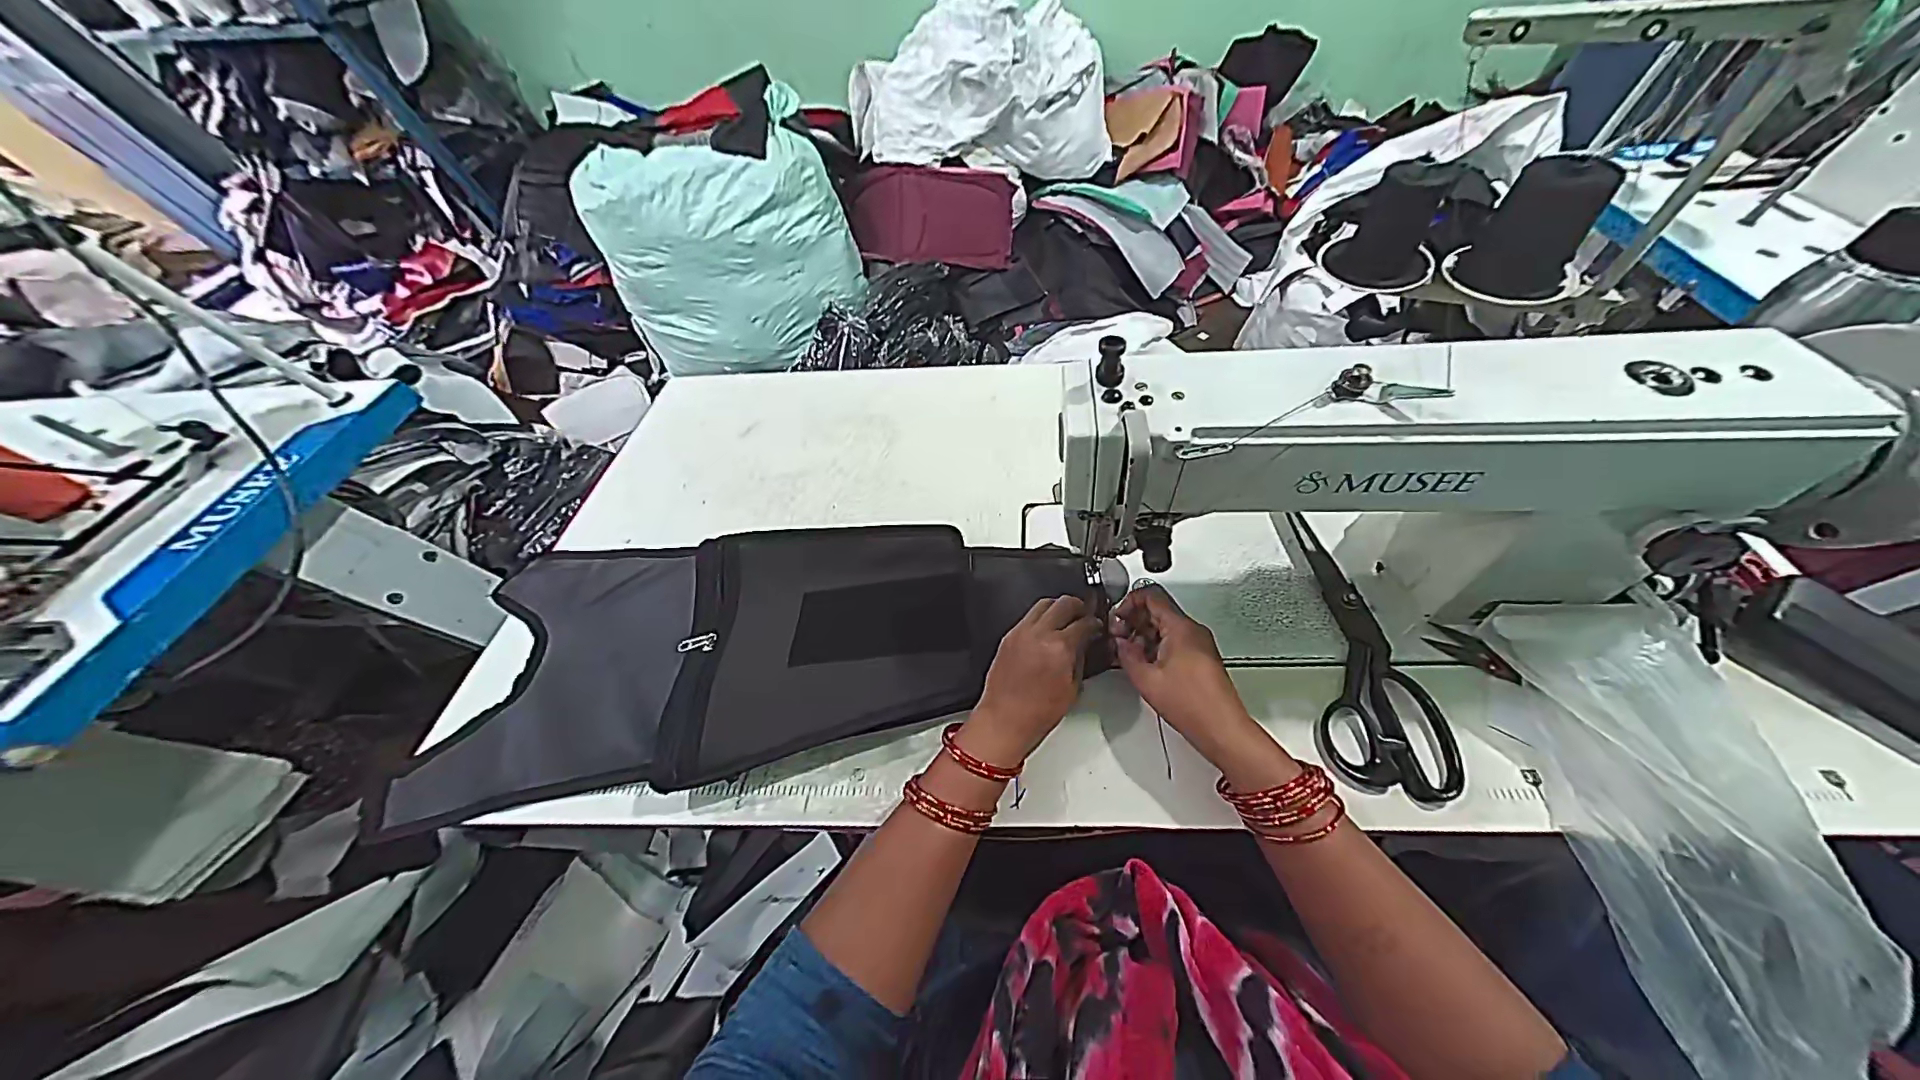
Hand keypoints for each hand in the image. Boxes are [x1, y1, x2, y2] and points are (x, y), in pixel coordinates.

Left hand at [965, 596, 1101, 764]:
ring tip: (1065, 618)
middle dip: (1079, 607)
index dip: (1095, 623)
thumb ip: (1080, 659)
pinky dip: (1040, 618)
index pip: (1084, 622)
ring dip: (1058, 608)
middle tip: (1084, 615)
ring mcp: (1021, 633)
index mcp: (1059, 647)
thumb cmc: (1036, 712)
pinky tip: (1045, 629)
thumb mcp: (1072, 688)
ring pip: (1043, 604)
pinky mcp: (1008, 637)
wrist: (1005, 719)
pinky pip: (1027, 617)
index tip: (1096, 626)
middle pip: (1064, 603)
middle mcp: (1039, 634)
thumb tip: (1084, 645)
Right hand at [1110, 584, 1289, 774]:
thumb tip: (1120, 644)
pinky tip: (1146, 665)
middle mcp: (1193, 631)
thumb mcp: (1145, 678)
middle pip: (1157, 609)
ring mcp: (1200, 644)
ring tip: (1130, 654)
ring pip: (1165, 625)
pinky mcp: (1201, 657)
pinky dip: (1156, 646)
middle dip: (1133, 620)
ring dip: (1143, 635)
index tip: (1117, 618)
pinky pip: (1175, 640)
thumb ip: (1126, 654)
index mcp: (1181, 628)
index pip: (1151, 595)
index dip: (1127, 603)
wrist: (1221, 729)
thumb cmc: (1195, 706)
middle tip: (1119, 636)